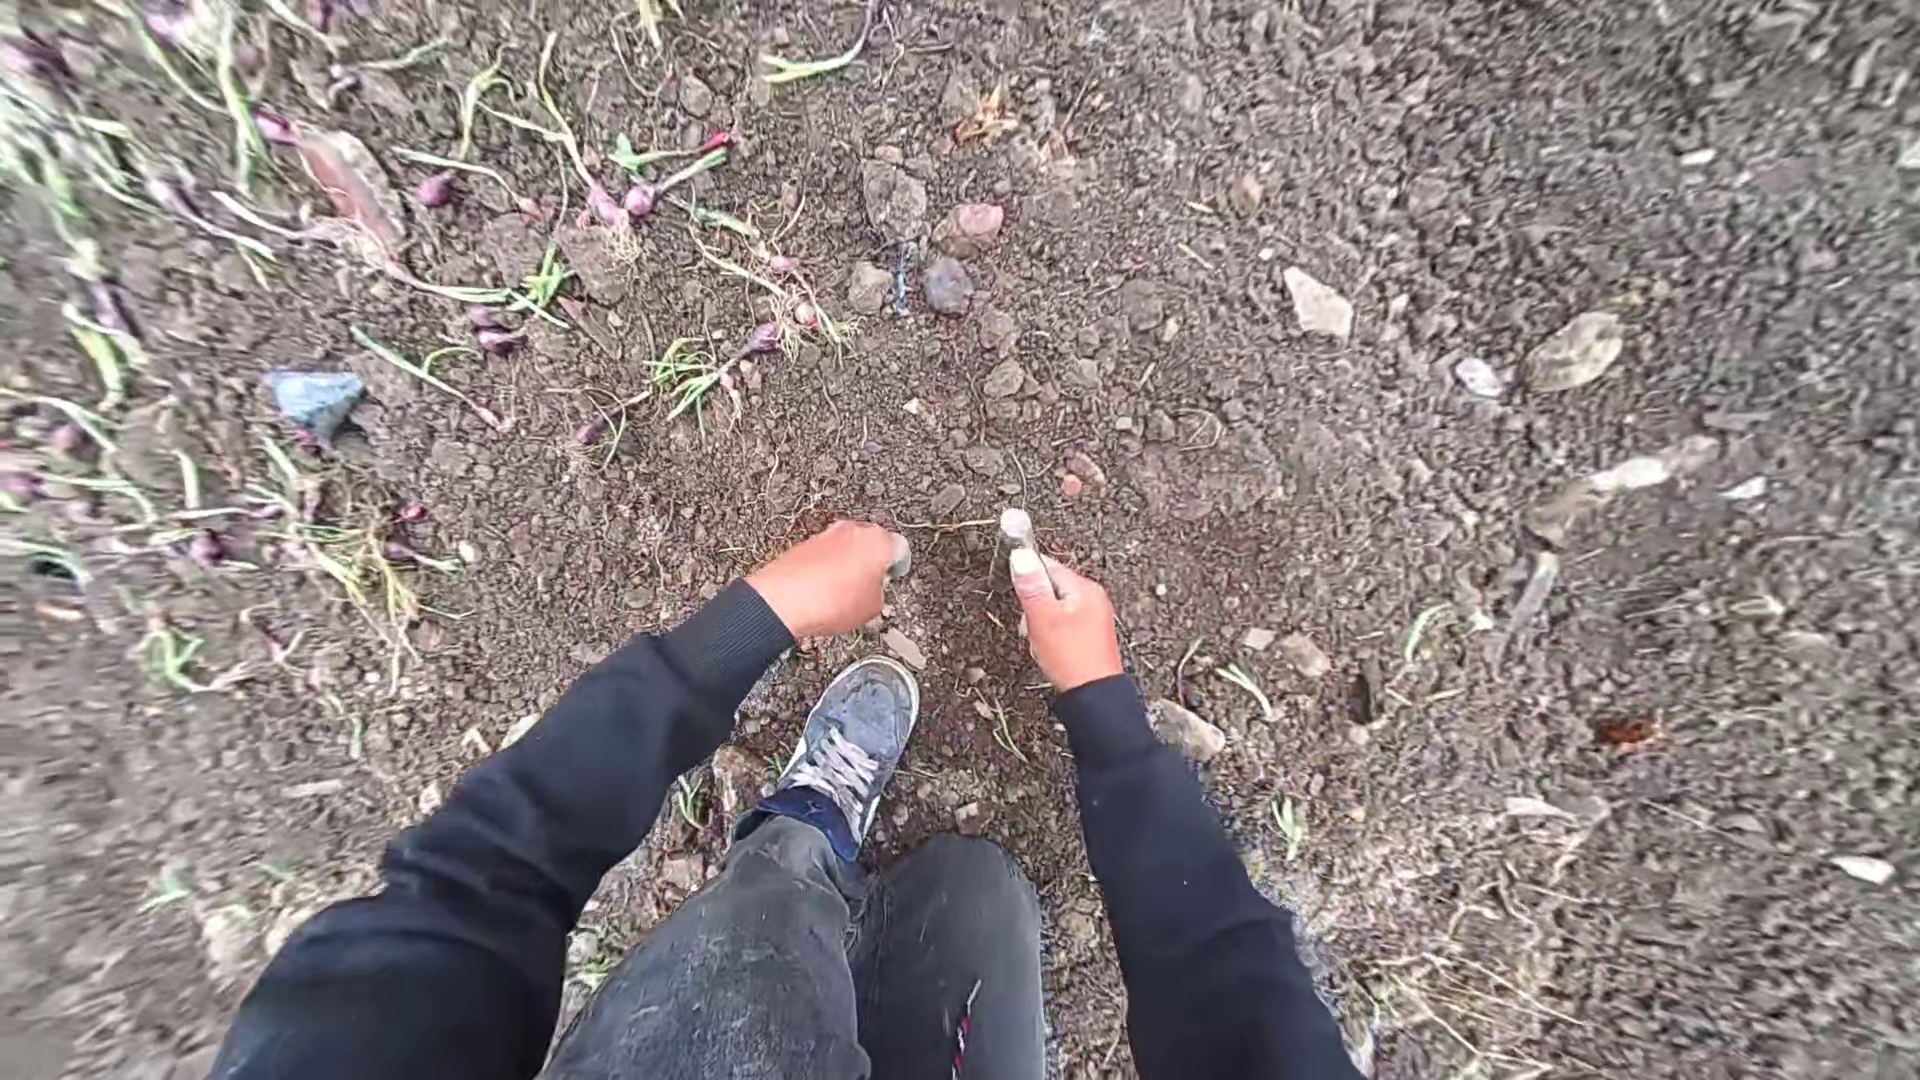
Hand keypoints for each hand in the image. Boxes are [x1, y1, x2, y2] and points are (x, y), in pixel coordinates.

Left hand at [747, 520, 901, 638]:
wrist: (783, 601)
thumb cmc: (829, 601)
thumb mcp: (873, 607)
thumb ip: (880, 591)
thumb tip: (874, 590)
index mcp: (878, 541)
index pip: (899, 548)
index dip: (897, 566)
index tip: (893, 575)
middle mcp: (853, 530)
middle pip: (872, 543)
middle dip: (873, 561)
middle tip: (871, 584)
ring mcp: (827, 535)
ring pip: (848, 546)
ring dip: (849, 563)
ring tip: (845, 591)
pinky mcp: (806, 544)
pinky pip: (826, 553)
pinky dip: (828, 566)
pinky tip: (825, 589)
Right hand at [1010, 548, 1123, 690]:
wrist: (1093, 696)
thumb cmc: (1072, 658)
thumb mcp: (1043, 618)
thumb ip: (1031, 585)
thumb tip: (1021, 555)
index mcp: (1084, 589)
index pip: (1049, 566)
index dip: (1028, 577)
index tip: (1016, 591)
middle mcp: (1092, 598)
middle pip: (1050, 587)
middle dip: (1034, 606)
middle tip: (1033, 625)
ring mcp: (1092, 616)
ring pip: (1054, 607)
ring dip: (1040, 622)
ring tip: (1042, 641)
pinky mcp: (1089, 633)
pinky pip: (1062, 623)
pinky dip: (1050, 633)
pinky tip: (1049, 649)